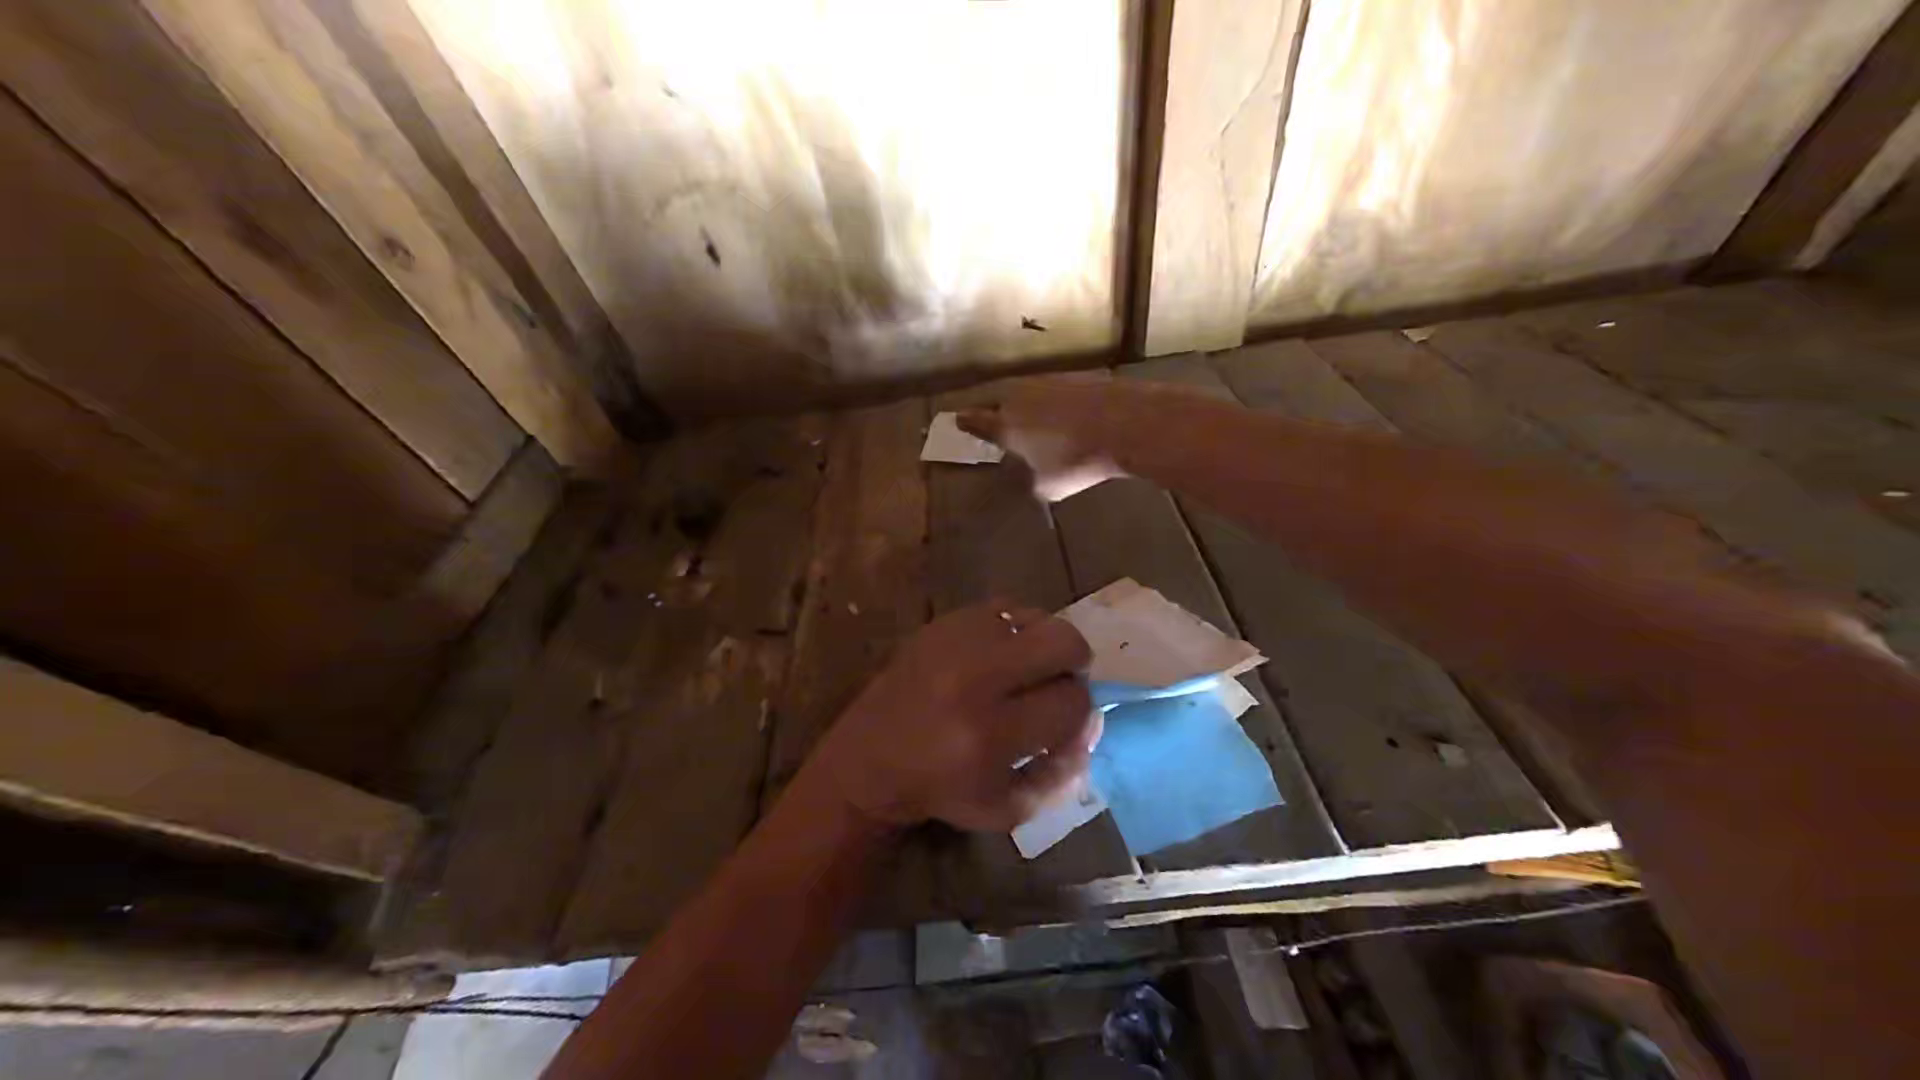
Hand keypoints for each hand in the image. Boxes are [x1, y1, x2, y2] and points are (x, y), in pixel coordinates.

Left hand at [807, 602, 1100, 832]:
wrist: (869, 759)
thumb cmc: (942, 790)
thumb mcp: (1009, 807)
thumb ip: (1062, 771)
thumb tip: (1092, 723)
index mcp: (991, 734)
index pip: (1071, 703)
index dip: (1080, 714)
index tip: (1063, 724)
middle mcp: (975, 678)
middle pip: (1064, 642)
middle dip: (1074, 665)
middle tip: (1058, 684)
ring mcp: (955, 641)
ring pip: (1037, 618)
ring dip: (1044, 645)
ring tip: (1028, 670)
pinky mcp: (940, 623)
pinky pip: (1003, 609)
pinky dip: (1014, 631)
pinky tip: (1001, 655)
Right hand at [955, 375, 1139, 500]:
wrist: (1125, 422)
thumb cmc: (1078, 461)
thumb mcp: (1049, 486)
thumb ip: (1032, 481)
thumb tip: (1033, 478)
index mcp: (1005, 424)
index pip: (976, 421)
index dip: (966, 422)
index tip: (958, 419)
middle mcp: (1020, 397)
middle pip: (997, 399)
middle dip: (992, 409)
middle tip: (991, 416)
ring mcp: (1048, 382)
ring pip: (1025, 391)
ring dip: (1024, 402)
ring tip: (1028, 414)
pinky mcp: (1075, 376)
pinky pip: (1053, 388)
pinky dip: (1053, 400)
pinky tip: (1063, 411)